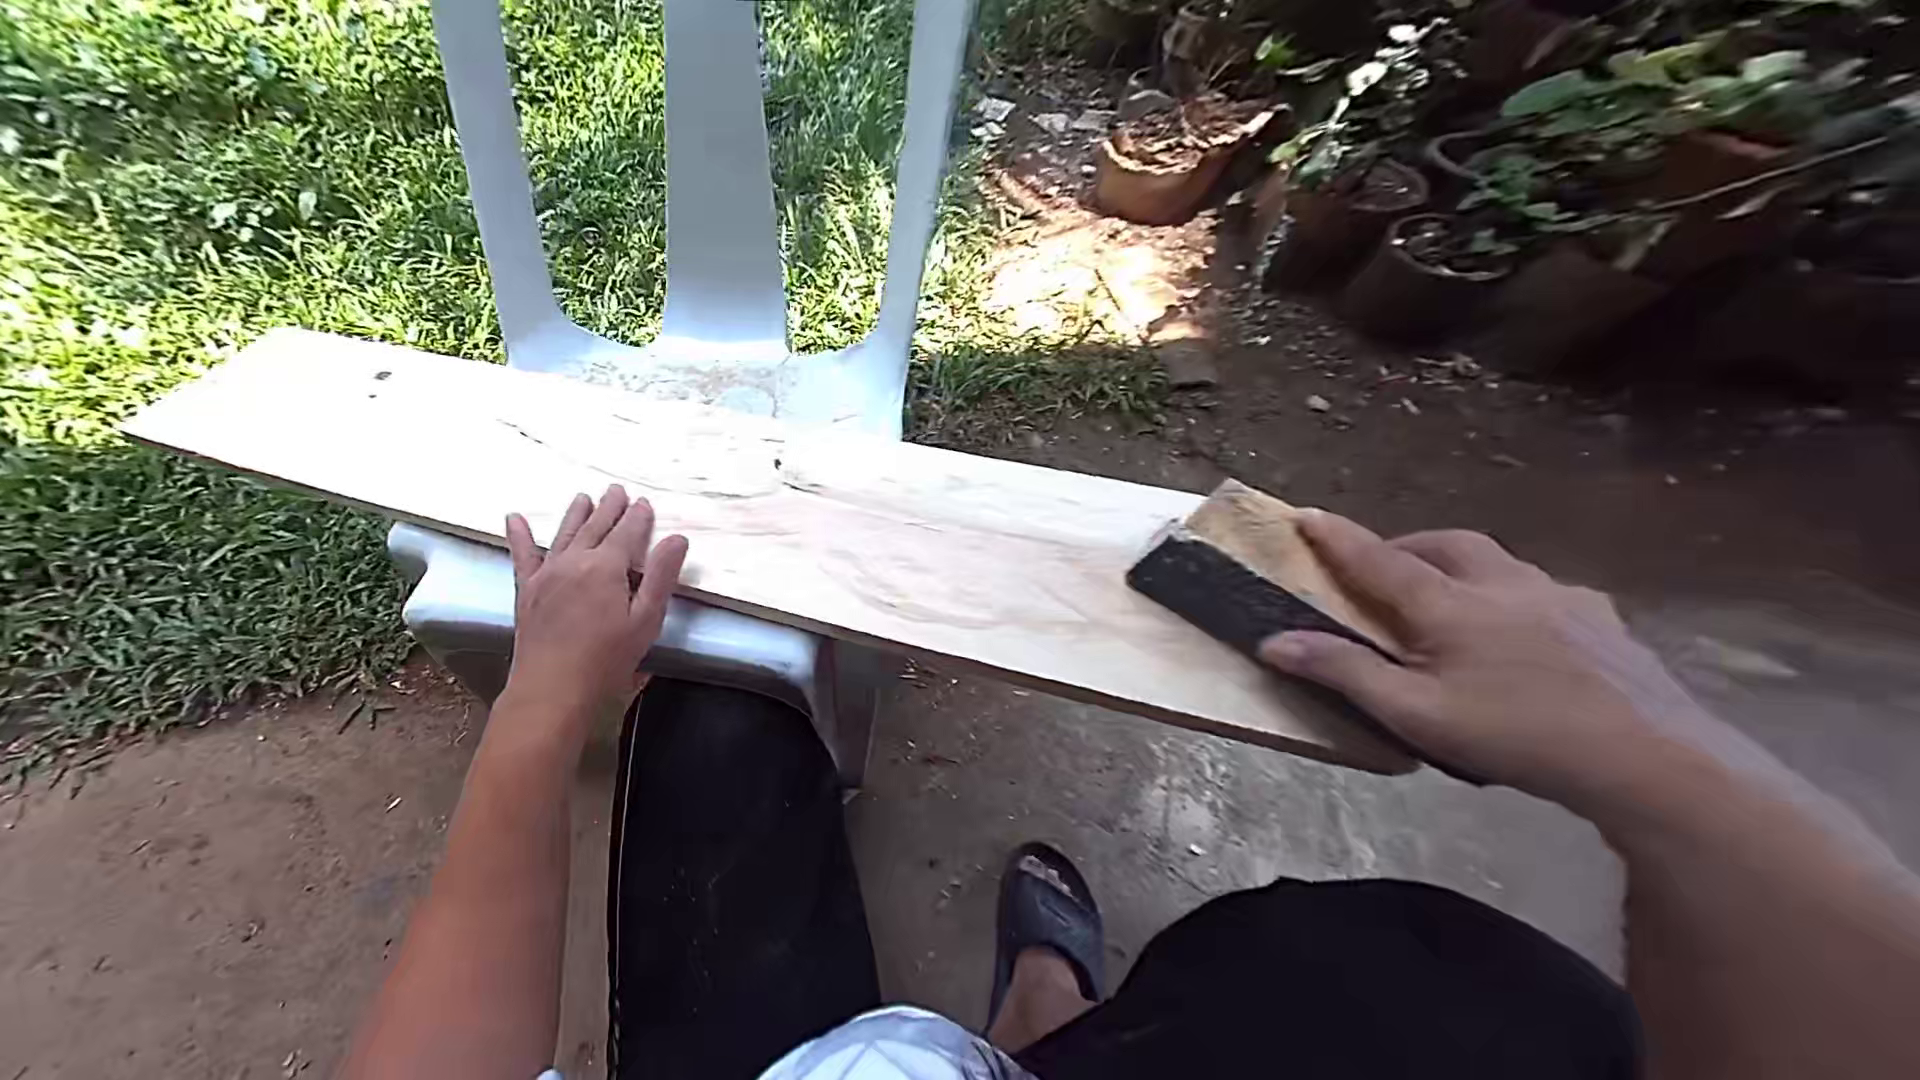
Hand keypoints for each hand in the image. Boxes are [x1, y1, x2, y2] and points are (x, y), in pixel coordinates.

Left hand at [502, 485, 688, 731]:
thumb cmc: (608, 657)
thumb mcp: (647, 618)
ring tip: (584, 497)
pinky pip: (522, 555)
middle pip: (596, 527)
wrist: (553, 688)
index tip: (645, 502)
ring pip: (565, 534)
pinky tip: (514, 518)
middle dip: (610, 508)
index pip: (627, 533)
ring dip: (576, 513)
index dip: (639, 517)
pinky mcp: (527, 590)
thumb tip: (677, 538)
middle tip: (617, 490)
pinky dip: (519, 535)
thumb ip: (661, 575)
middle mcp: (574, 562)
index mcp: (606, 567)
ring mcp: (547, 574)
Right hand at [1257, 513, 1720, 808]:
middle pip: (1444, 544)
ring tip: (1446, 599)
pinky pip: (1544, 589)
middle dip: (1404, 546)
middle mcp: (1503, 587)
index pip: (1378, 559)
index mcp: (1451, 605)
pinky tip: (1519, 629)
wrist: (1660, 768)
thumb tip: (1273, 642)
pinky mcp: (1605, 623)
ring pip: (1496, 561)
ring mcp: (1562, 600)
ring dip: (1457, 565)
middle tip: (1383, 571)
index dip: (1337, 537)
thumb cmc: (1518, 737)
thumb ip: (1343, 671)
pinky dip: (1509, 593)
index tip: (1305, 514)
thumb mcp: (1414, 713)